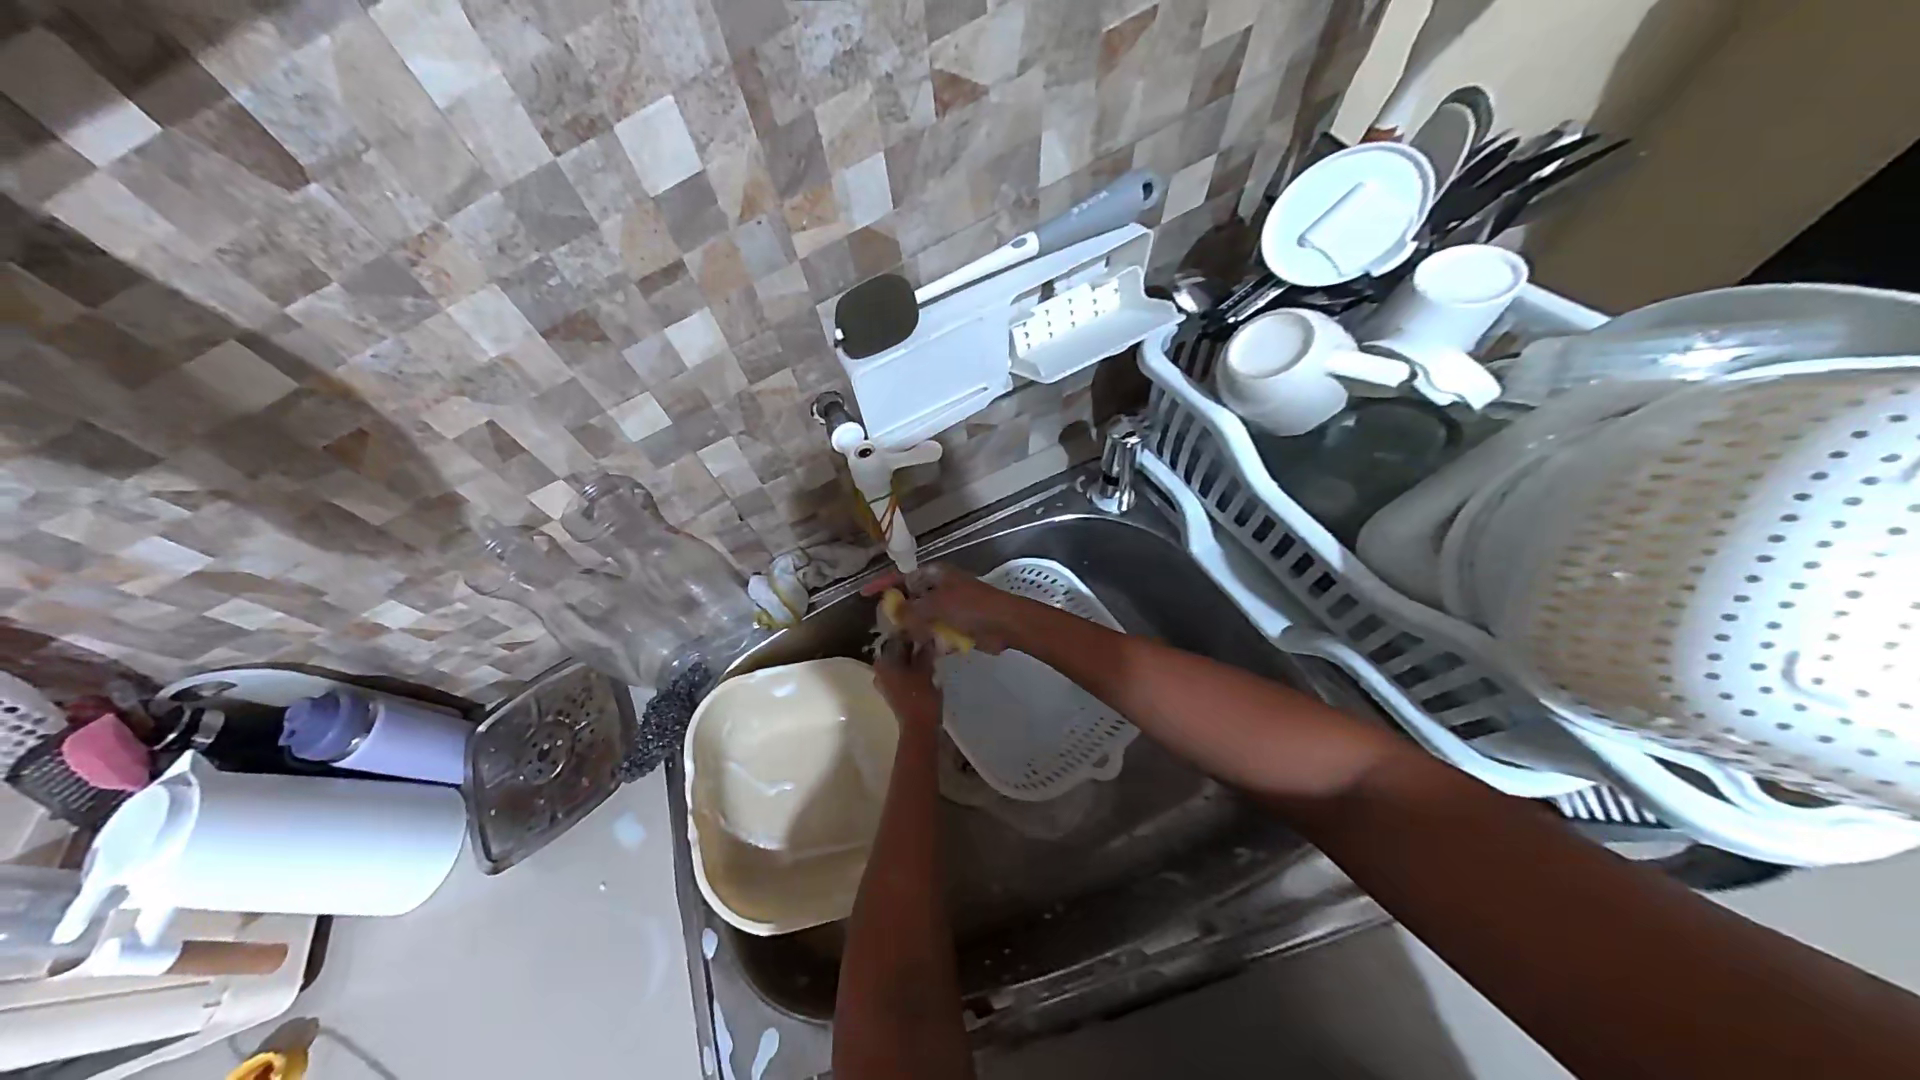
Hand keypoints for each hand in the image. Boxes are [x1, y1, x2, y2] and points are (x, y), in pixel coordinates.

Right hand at [863, 565, 1028, 653]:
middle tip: (888, 626)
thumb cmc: (971, 607)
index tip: (864, 594)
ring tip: (908, 640)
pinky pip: (937, 633)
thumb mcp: (935, 605)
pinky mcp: (958, 626)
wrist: (1005, 624)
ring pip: (923, 619)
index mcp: (936, 575)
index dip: (883, 584)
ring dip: (917, 629)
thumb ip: (911, 609)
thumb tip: (892, 611)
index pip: (902, 577)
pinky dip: (932, 640)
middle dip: (900, 613)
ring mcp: (950, 608)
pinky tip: (928, 647)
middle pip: (911, 600)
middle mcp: (941, 589)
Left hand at [872, 636, 941, 729]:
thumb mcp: (925, 670)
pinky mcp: (895, 692)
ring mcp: (886, 683)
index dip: (910, 633)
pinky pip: (903, 673)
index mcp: (883, 663)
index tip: (924, 628)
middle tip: (930, 639)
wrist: (919, 728)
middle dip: (912, 646)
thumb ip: (924, 652)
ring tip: (931, 651)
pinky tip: (928, 666)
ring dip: (914, 657)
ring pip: (901, 663)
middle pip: (896, 652)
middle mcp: (880, 671)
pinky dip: (913, 668)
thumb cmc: (920, 696)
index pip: (894, 640)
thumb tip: (928, 638)